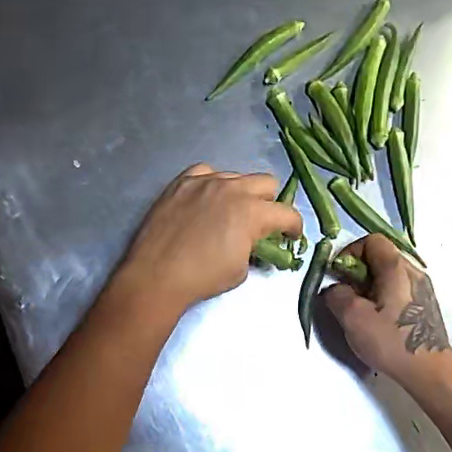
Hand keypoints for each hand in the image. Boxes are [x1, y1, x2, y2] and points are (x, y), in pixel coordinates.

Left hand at [111, 164, 302, 317]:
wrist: (156, 276)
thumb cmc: (203, 278)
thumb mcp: (242, 269)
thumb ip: (255, 248)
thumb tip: (256, 244)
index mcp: (252, 213)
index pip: (287, 213)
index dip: (295, 226)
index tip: (291, 236)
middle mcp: (232, 189)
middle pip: (267, 182)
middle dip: (270, 203)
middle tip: (262, 222)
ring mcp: (204, 182)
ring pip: (237, 176)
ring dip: (242, 193)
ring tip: (232, 211)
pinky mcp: (181, 182)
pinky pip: (206, 172)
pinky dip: (213, 184)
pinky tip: (208, 200)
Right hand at [322, 236, 451, 391]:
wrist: (430, 370)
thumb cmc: (392, 341)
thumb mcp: (353, 317)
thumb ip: (337, 295)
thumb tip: (335, 289)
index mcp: (396, 268)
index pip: (372, 241)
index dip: (350, 252)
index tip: (339, 275)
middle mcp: (413, 272)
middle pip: (381, 258)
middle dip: (359, 273)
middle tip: (347, 296)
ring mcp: (423, 289)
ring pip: (390, 277)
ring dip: (371, 288)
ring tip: (361, 312)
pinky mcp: (426, 307)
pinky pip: (400, 292)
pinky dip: (384, 299)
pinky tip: (379, 322)